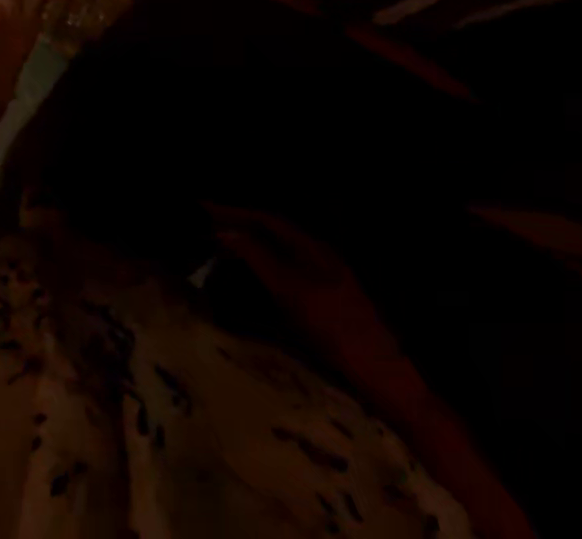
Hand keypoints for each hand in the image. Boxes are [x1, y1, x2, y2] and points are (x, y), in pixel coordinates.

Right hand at [205, 204, 397, 366]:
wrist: (379, 373)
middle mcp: (317, 256)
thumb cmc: (334, 328)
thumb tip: (225, 230)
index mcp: (312, 247)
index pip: (266, 217)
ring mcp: (320, 278)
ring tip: (217, 249)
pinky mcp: (319, 300)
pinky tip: (246, 277)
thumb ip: (258, 257)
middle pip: (271, 232)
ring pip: (275, 252)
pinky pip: (280, 272)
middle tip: (203, 227)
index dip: (233, 211)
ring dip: (246, 246)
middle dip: (237, 226)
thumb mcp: (290, 289)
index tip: (202, 207)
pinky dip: (257, 267)